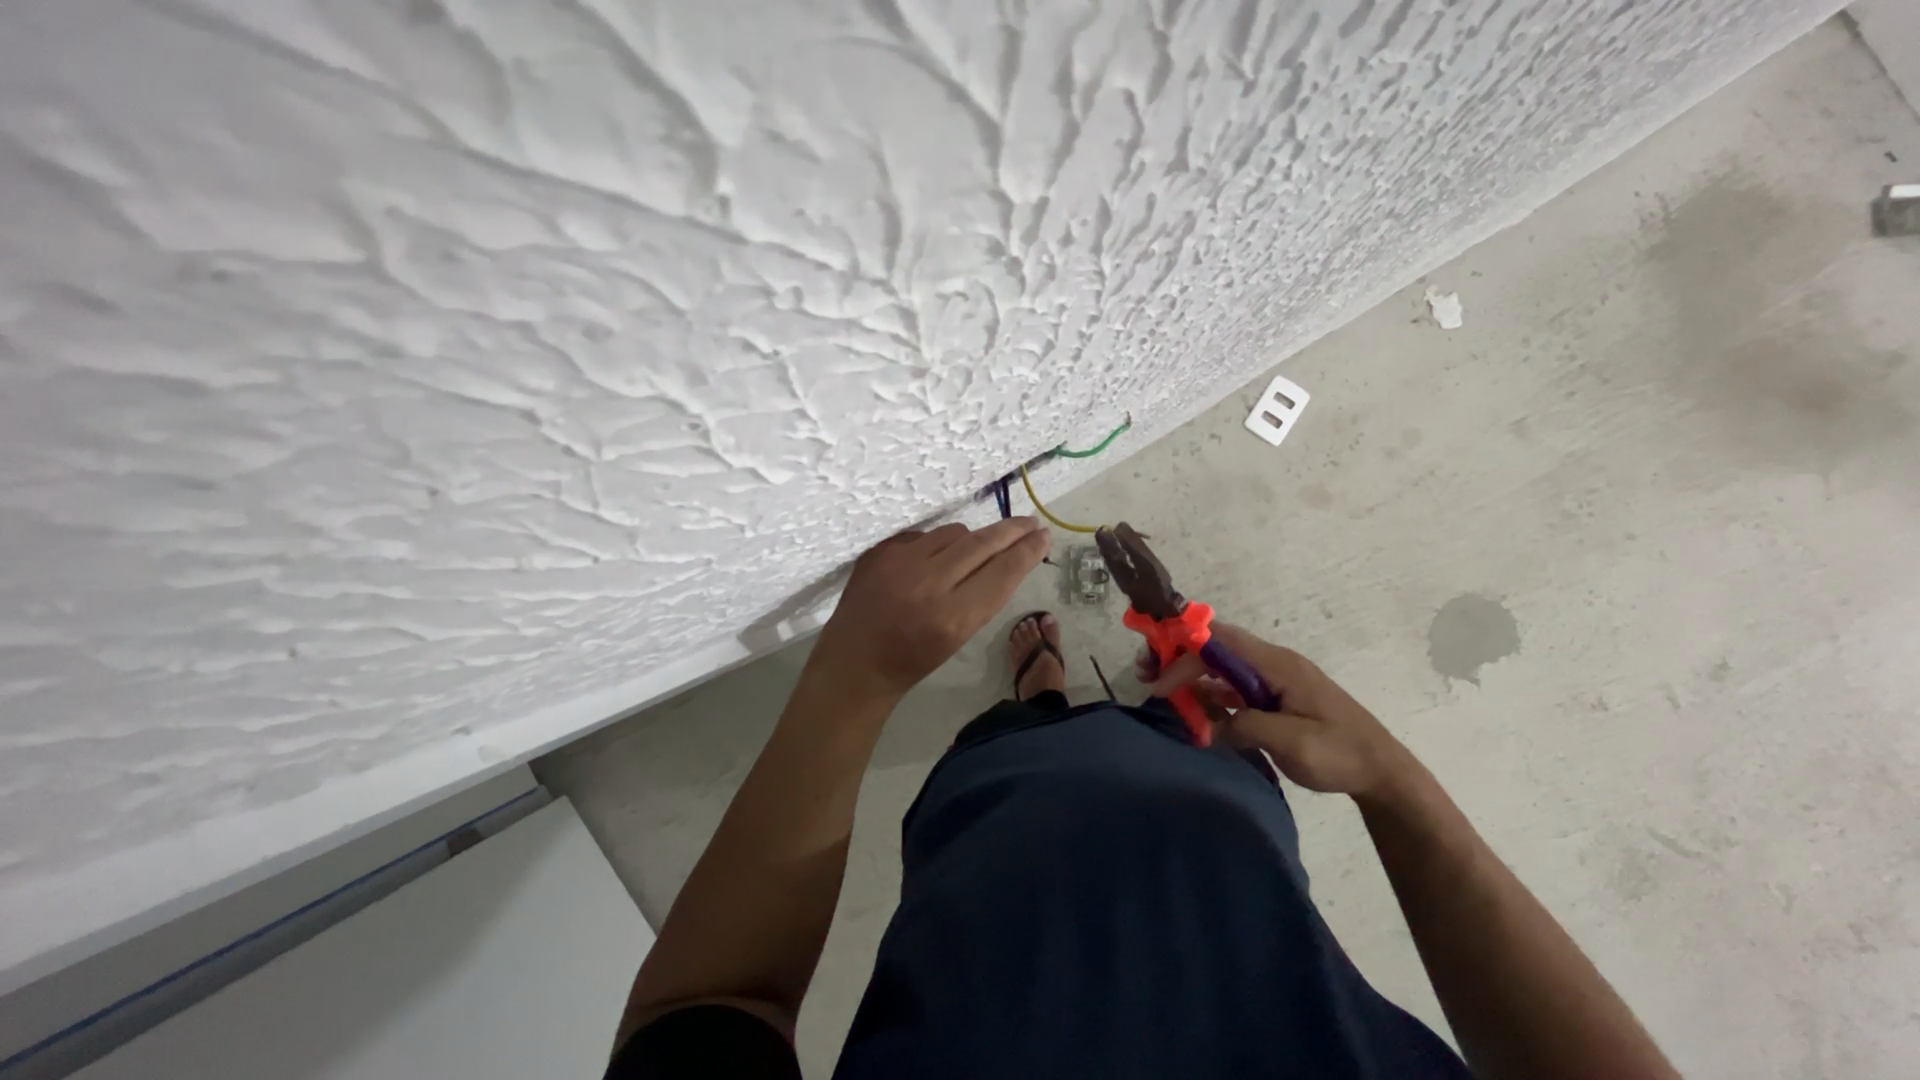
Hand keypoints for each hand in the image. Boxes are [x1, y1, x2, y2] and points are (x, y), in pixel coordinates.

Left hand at [811, 518, 1051, 698]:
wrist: (855, 664)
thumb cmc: (913, 660)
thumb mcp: (959, 637)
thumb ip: (984, 596)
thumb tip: (1008, 556)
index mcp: (952, 617)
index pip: (1002, 571)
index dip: (1027, 551)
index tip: (1043, 536)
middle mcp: (927, 583)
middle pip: (983, 543)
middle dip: (1012, 531)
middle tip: (1030, 524)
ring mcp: (899, 563)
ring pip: (954, 533)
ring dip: (971, 540)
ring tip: (975, 553)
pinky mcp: (879, 552)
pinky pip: (922, 536)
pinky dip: (935, 546)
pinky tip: (932, 562)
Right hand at [1148, 624, 1417, 798]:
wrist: (1381, 772)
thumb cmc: (1340, 752)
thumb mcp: (1292, 741)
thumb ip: (1246, 726)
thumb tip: (1207, 724)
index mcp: (1278, 665)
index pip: (1221, 642)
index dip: (1184, 652)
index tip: (1157, 676)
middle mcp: (1272, 666)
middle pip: (1216, 649)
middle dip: (1179, 658)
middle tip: (1146, 675)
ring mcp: (1273, 683)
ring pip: (1221, 670)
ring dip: (1190, 678)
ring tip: (1159, 692)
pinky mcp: (1273, 702)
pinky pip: (1232, 691)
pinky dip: (1208, 697)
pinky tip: (1191, 712)